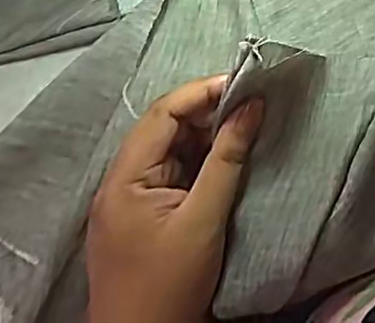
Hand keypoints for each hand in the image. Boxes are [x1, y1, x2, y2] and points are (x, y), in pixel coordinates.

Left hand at [87, 76, 264, 322]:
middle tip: (251, 106)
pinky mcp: (145, 212)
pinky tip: (229, 155)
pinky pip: (176, 166)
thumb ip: (228, 156)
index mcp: (124, 180)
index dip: (204, 91)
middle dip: (210, 110)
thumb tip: (252, 104)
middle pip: (166, 125)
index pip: (163, 113)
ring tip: (246, 126)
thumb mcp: (204, 218)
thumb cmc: (168, 288)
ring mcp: (131, 198)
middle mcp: (121, 182)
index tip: (245, 85)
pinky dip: (203, 155)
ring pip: (173, 144)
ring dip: (209, 132)